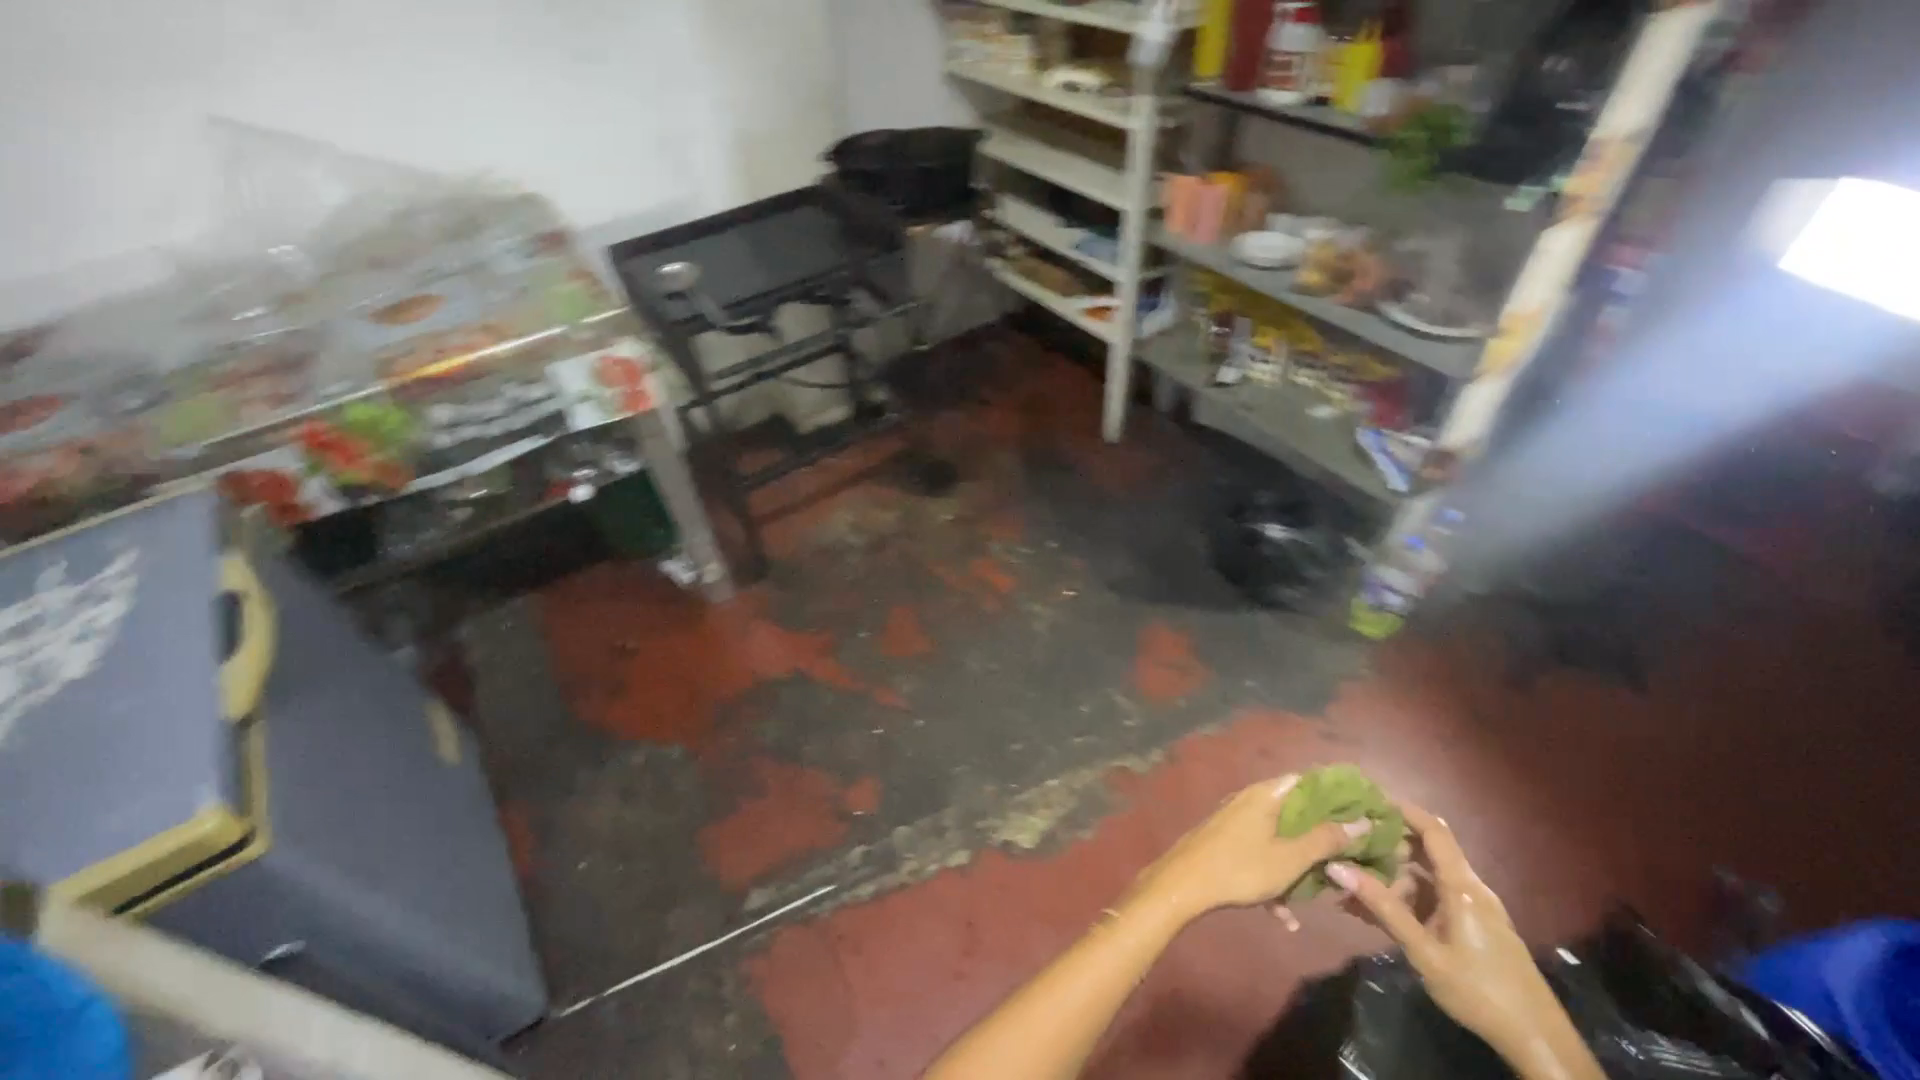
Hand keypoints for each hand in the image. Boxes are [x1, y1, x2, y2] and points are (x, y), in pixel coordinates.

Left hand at [1127, 774, 1370, 925]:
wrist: (1181, 886)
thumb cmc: (1240, 867)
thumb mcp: (1290, 858)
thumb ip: (1326, 839)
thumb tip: (1362, 821)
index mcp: (1267, 795)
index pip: (1310, 781)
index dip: (1339, 795)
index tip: (1364, 813)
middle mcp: (1250, 801)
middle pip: (1297, 812)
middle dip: (1323, 836)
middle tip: (1350, 856)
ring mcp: (1235, 822)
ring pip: (1279, 838)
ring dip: (1299, 865)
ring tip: (1321, 892)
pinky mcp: (1225, 844)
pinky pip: (1259, 857)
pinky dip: (1274, 881)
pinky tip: (1285, 919)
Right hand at [1328, 804, 1592, 1076]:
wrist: (1535, 1037)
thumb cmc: (1478, 991)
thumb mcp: (1424, 951)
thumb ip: (1382, 908)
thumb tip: (1337, 867)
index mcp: (1462, 887)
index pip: (1433, 830)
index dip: (1402, 809)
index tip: (1364, 800)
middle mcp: (1469, 888)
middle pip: (1423, 852)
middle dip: (1383, 848)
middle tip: (1343, 849)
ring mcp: (1471, 907)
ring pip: (1423, 878)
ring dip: (1388, 880)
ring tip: (1346, 888)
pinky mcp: (1470, 925)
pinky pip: (1430, 899)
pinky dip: (1402, 900)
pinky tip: (1370, 913)